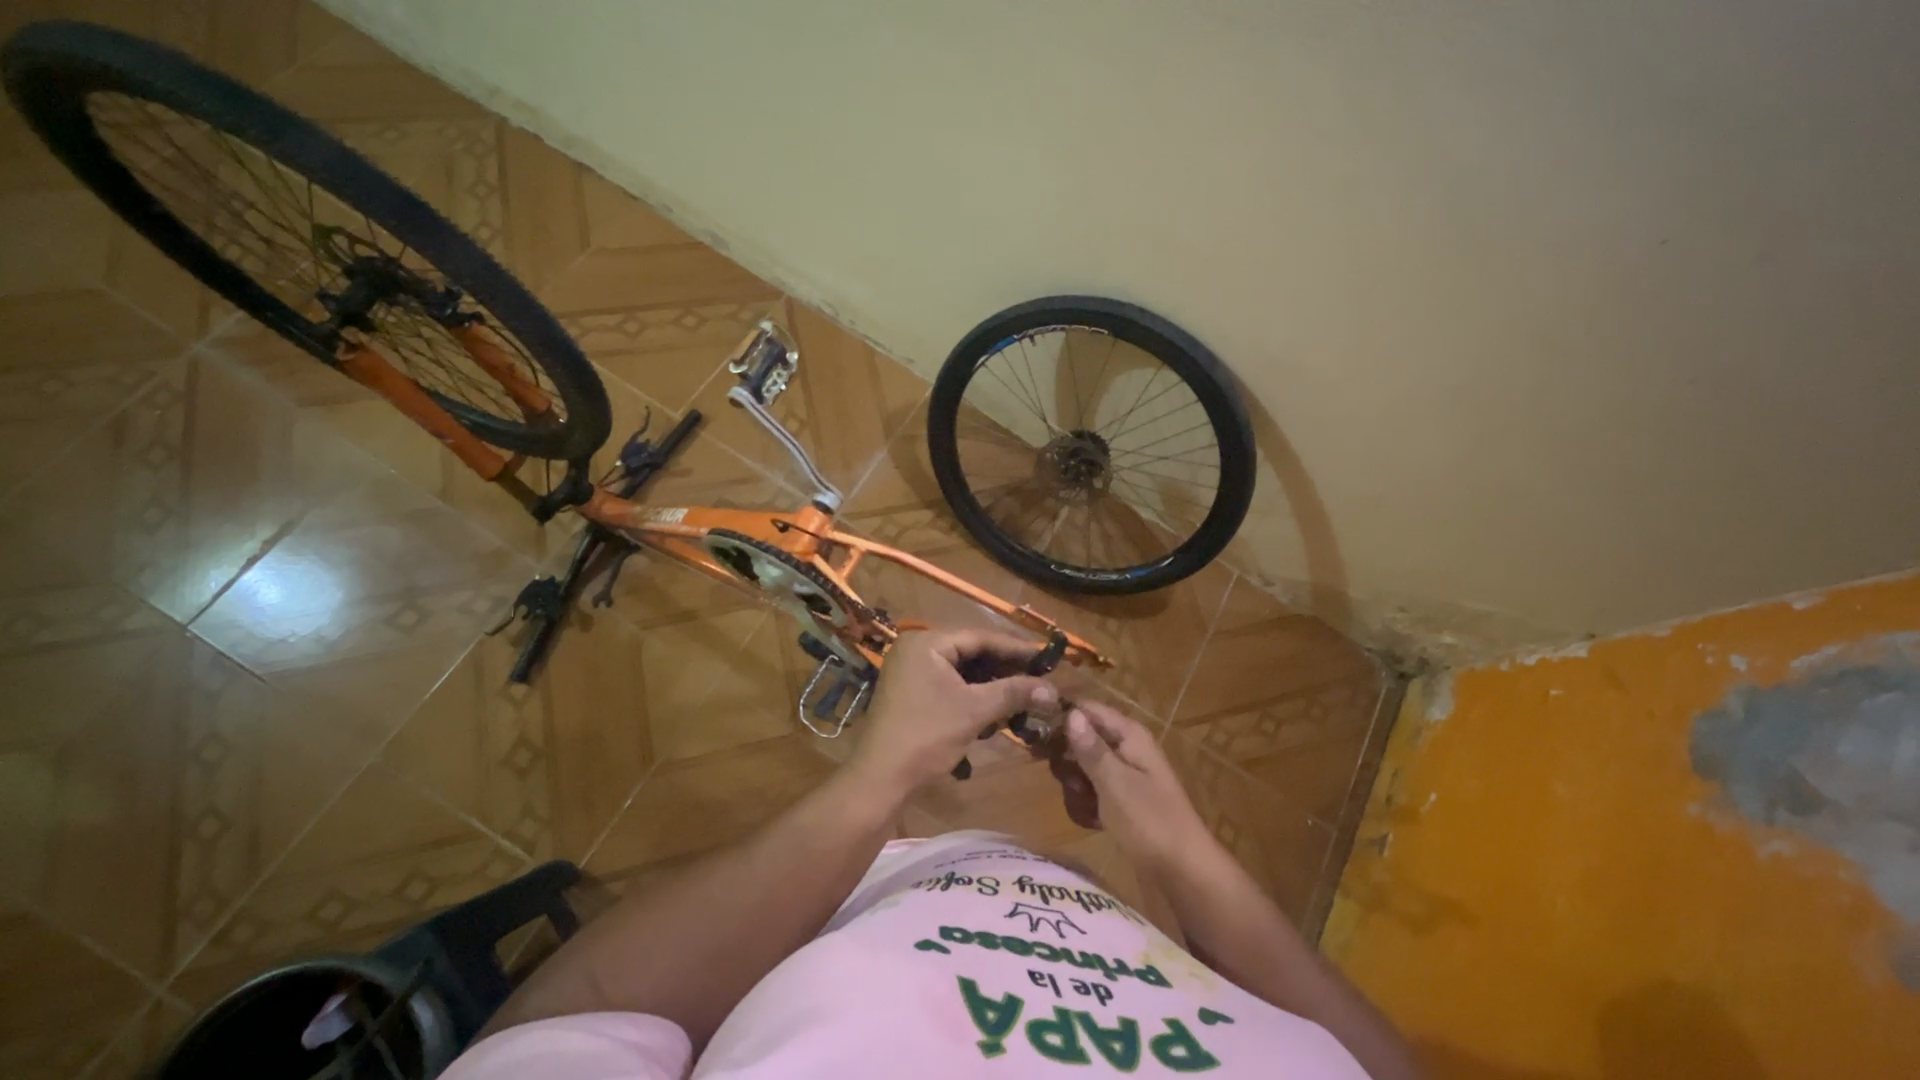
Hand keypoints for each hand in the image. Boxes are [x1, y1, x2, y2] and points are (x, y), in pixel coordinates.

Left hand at [848, 630, 1055, 800]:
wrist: (880, 777)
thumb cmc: (927, 735)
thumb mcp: (974, 711)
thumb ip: (1013, 693)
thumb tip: (1053, 690)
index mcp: (927, 642)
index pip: (981, 637)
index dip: (1017, 649)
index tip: (1048, 657)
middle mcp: (916, 649)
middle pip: (971, 651)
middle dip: (1005, 668)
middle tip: (1039, 677)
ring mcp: (911, 671)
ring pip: (962, 671)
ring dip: (991, 684)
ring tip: (1023, 694)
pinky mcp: (911, 693)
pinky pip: (949, 685)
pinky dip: (973, 695)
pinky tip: (996, 710)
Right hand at [1063, 701, 1209, 868]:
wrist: (1182, 871)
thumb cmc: (1149, 821)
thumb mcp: (1115, 782)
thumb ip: (1090, 748)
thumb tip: (1070, 713)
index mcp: (1129, 735)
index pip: (1087, 710)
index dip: (1060, 717)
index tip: (1033, 735)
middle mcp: (1126, 749)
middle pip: (1081, 739)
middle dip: (1068, 761)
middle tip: (1069, 782)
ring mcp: (1124, 776)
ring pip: (1082, 769)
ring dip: (1076, 789)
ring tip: (1086, 807)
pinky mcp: (1121, 801)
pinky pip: (1092, 793)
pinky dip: (1088, 806)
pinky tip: (1093, 821)